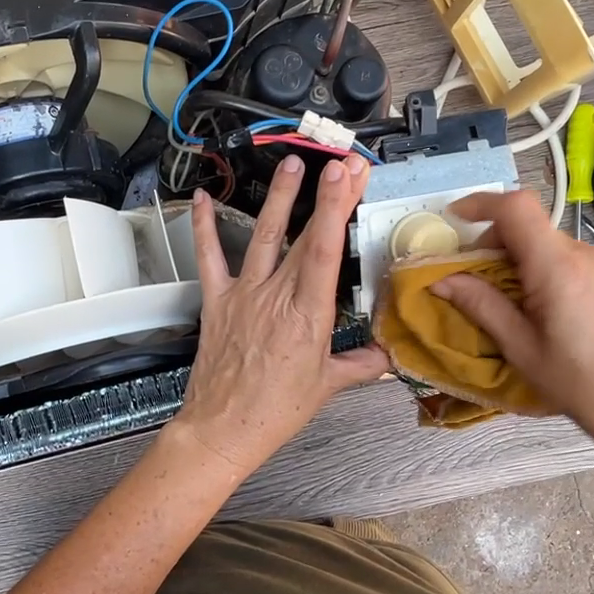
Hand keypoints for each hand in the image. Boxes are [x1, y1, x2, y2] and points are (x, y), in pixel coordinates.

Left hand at [169, 154, 389, 475]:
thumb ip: (361, 365)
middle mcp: (275, 297)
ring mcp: (243, 295)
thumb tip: (389, 354)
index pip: (327, 251)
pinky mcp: (216, 301)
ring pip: (262, 236)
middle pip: (304, 237)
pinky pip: (209, 258)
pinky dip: (204, 227)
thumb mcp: (327, 387)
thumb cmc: (275, 411)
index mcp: (308, 315)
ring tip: (292, 164)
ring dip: (279, 198)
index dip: (338, 208)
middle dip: (326, 196)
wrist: (222, 429)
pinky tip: (204, 197)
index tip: (349, 175)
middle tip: (343, 163)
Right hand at [427, 190, 593, 467]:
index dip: (481, 203)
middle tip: (481, 284)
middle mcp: (589, 255)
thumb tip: (441, 279)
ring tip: (521, 307)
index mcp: (557, 267)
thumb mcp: (518, 347)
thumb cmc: (578, 384)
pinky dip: (555, 274)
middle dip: (499, 247)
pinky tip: (558, 314)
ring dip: (528, 264)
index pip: (516, 208)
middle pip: (533, 229)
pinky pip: (580, 263)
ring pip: (556, 248)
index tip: (455, 218)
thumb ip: (480, 304)